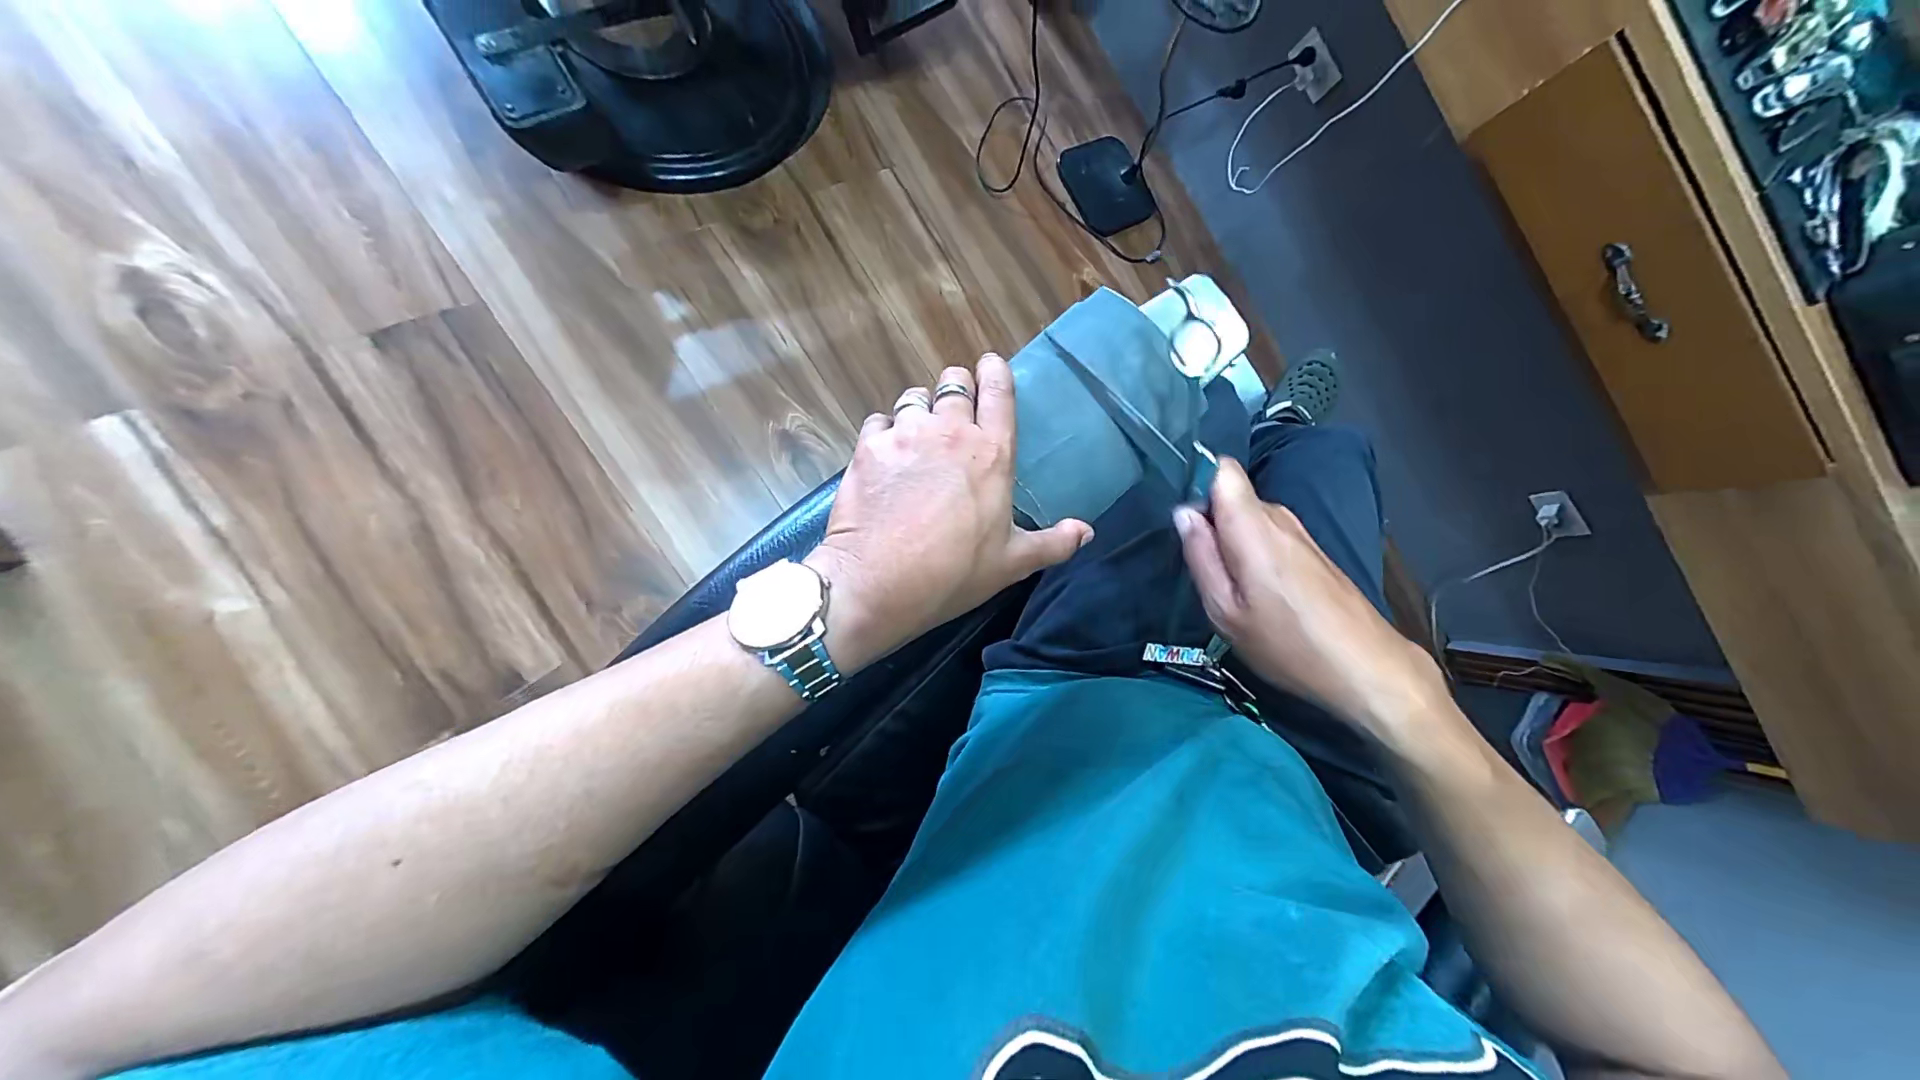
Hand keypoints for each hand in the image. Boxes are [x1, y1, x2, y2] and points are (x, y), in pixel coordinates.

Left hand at [805, 354, 1091, 669]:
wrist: (880, 581)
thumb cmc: (954, 572)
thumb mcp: (1012, 563)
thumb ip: (1053, 543)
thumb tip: (1087, 532)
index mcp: (992, 453)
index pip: (998, 391)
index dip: (994, 371)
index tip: (989, 365)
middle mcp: (950, 431)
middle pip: (953, 382)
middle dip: (955, 388)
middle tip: (951, 410)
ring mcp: (906, 433)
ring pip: (913, 398)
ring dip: (918, 410)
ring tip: (915, 435)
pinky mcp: (869, 446)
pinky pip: (878, 422)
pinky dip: (883, 433)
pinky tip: (884, 455)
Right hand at [1173, 458, 1447, 739]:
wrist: (1366, 668)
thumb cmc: (1287, 644)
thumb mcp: (1225, 611)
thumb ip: (1200, 556)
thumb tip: (1183, 515)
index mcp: (1252, 525)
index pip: (1221, 468)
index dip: (1197, 484)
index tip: (1185, 521)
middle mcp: (1278, 516)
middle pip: (1231, 495)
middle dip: (1210, 521)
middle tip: (1203, 567)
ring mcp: (1299, 531)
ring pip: (1248, 516)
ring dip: (1231, 540)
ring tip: (1229, 585)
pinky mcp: (1311, 549)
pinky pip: (1266, 533)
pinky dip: (1252, 551)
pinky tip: (1257, 591)